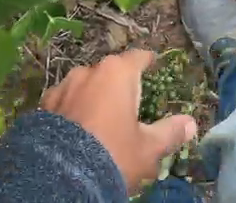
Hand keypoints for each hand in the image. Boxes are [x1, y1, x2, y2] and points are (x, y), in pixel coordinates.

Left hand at [41, 49, 196, 190]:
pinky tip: (75, 127)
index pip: (137, 57)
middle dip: (118, 83)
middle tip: (127, 102)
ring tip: (99, 118)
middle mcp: (90, 71)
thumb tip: (191, 123)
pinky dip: (72, 109)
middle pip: (110, 71)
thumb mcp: (147, 149)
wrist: (59, 178)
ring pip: (85, 85)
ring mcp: (64, 86)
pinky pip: (64, 101)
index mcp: (118, 73)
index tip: (151, 63)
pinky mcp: (44, 105)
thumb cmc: (112, 155)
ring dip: (93, 95)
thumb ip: (170, 132)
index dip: (146, 60)